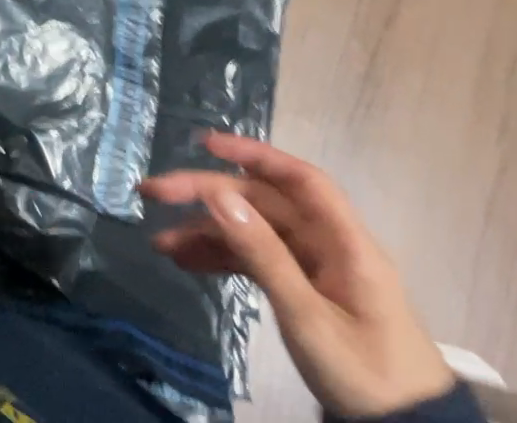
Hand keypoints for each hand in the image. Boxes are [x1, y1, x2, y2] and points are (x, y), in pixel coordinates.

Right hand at [140, 133, 454, 418]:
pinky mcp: (304, 287)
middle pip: (263, 202)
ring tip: (161, 244)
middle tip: (152, 193)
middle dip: (206, 194)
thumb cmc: (364, 372)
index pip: (301, 180)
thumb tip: (218, 194)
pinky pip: (255, 257)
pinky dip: (220, 256)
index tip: (203, 144)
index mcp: (346, 245)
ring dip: (206, 231)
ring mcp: (316, 266)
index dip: (255, 154)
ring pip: (252, 230)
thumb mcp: (307, 316)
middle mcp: (330, 245)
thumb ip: (263, 254)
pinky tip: (186, 263)